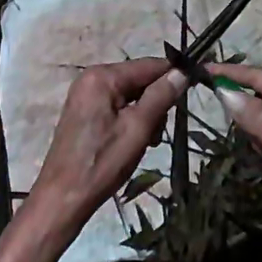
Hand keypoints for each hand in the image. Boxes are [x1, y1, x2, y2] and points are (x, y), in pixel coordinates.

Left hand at [31, 59, 187, 213]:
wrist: (64, 196)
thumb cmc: (102, 162)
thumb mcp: (138, 128)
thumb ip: (161, 96)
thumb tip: (182, 72)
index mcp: (102, 76)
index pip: (149, 65)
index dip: (174, 76)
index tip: (197, 87)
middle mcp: (91, 78)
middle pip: (139, 79)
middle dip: (156, 102)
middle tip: (158, 133)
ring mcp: (85, 95)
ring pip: (130, 95)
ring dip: (145, 115)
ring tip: (145, 142)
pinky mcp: (84, 112)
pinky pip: (117, 106)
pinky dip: (131, 121)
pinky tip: (132, 143)